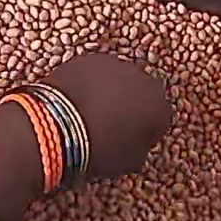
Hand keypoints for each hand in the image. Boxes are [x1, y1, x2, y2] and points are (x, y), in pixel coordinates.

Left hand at [39, 54, 171, 179]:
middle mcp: (144, 81)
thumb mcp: (128, 162)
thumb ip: (140, 148)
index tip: (134, 137)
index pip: (161, 117)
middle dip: (132, 104)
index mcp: (158, 108)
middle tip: (113, 122)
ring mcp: (117, 66)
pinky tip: (77, 97)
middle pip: (142, 92)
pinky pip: (96, 72)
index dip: (147, 128)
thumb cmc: (98, 150)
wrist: (60, 125)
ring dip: (111, 90)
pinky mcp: (92, 58)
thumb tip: (136, 142)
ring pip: (120, 78)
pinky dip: (90, 82)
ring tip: (92, 109)